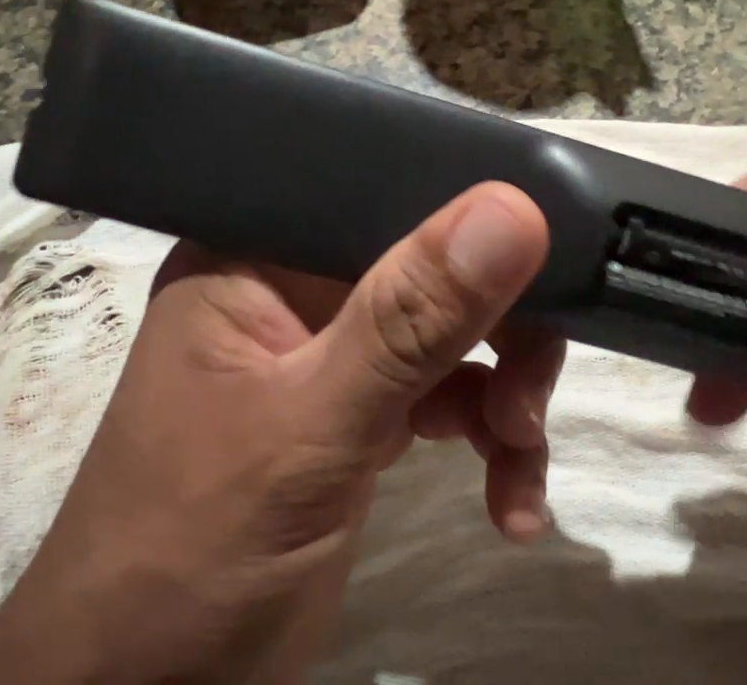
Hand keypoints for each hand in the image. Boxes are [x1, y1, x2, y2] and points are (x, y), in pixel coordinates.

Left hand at [0, 183, 553, 684]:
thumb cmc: (196, 550)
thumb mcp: (312, 431)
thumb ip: (411, 323)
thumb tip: (513, 209)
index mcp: (256, 257)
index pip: (382, 196)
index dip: (470, 213)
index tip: (550, 259)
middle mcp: (295, 290)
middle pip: (434, 269)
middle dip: (500, 331)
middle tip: (533, 400)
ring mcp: (331, 355)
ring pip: (453, 336)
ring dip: (504, 397)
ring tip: (520, 460)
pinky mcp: (359, 414)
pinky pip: (447, 398)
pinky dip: (488, 441)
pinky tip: (510, 503)